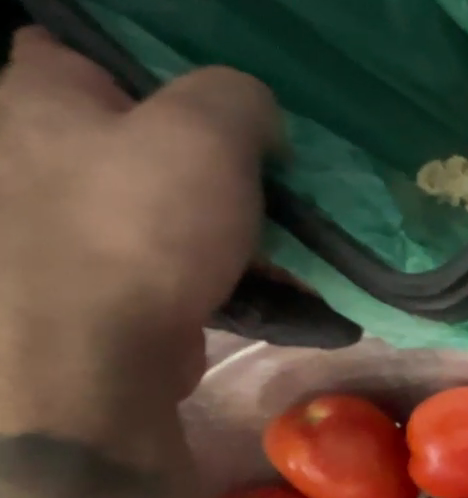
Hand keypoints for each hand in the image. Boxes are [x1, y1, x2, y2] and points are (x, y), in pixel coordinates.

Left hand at [0, 28, 277, 413]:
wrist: (104, 345)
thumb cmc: (144, 223)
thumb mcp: (207, 133)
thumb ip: (240, 100)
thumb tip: (259, 118)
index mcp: (42, 96)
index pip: (83, 48)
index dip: (154, 65)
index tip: (222, 101)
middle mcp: (38, 148)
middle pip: (144, 133)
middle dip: (215, 154)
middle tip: (275, 172)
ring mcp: (71, 220)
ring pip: (171, 201)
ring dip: (234, 218)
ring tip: (295, 236)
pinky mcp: (110, 277)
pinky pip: (182, 257)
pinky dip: (230, 266)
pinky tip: (279, 281)